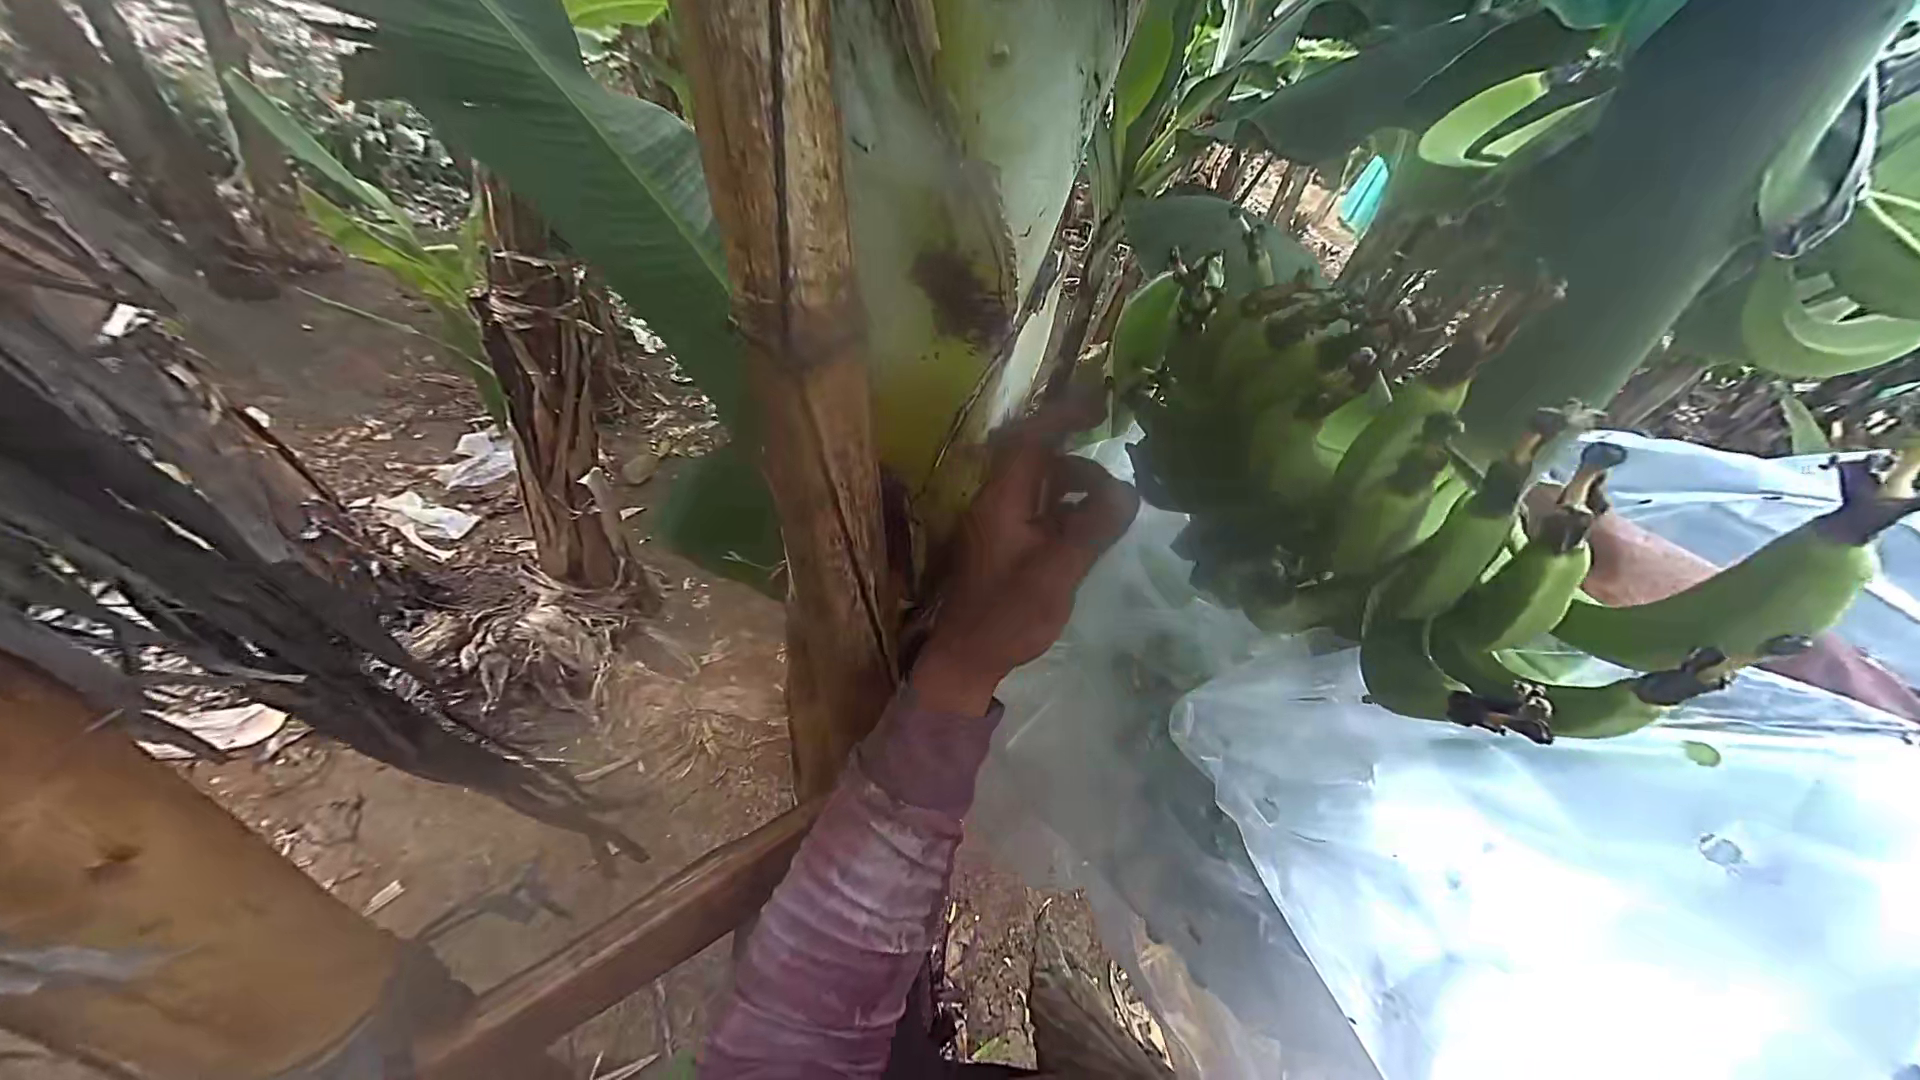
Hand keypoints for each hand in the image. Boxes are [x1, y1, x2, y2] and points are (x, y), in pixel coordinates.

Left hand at [911, 396, 1140, 714]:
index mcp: (1002, 501)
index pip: (1030, 441)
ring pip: (1043, 490)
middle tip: (1115, 492)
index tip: (1098, 405)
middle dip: (1081, 467)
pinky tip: (1089, 535)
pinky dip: (1067, 515)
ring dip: (1077, 493)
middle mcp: (997, 504)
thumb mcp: (1058, 572)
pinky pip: (1041, 514)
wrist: (967, 657)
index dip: (1062, 416)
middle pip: (1040, 463)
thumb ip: (1093, 529)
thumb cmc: (1007, 616)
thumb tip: (1128, 489)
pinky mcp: (1007, 544)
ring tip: (1107, 518)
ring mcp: (1001, 524)